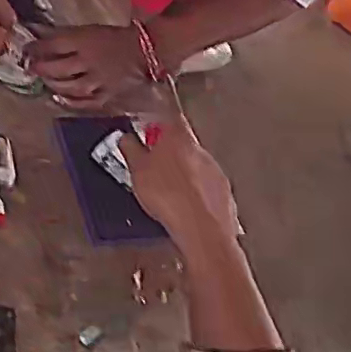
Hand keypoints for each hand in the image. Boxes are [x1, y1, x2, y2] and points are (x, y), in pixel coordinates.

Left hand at [26, 24, 150, 110]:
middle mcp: (89, 62)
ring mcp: (98, 81)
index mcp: (84, 41)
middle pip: (57, 68)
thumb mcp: (87, 30)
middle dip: (40, 68)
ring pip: (68, 87)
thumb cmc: (113, 38)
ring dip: (52, 85)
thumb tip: (39, 37)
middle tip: (31, 68)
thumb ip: (65, 36)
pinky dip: (69, 102)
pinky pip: (85, 103)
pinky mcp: (107, 96)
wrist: (145, 51)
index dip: (36, 48)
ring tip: (45, 81)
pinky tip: (59, 98)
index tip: (26, 50)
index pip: (53, 45)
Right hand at [120, 123, 241, 261]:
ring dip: (183, 174)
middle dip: (168, 153)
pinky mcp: (224, 194)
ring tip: (167, 191)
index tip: (147, 135)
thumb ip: (129, 147)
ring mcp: (215, 172)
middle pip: (182, 143)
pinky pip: (206, 187)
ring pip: (195, 166)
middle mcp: (200, 150)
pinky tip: (183, 206)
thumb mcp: (136, 169)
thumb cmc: (169, 197)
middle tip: (153, 165)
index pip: (167, 120)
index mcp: (178, 137)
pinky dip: (195, 192)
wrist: (201, 231)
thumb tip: (126, 139)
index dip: (156, 126)